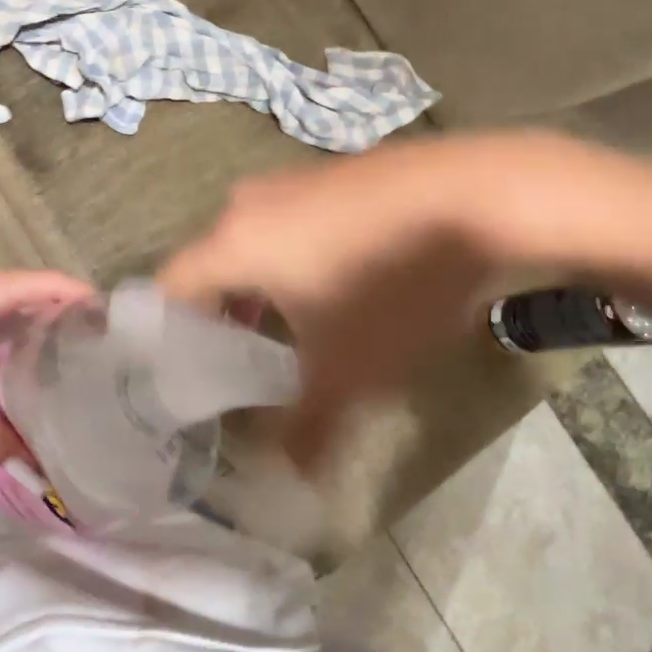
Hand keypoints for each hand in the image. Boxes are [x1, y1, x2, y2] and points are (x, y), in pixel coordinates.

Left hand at [0, 268, 95, 464]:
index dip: (86, 297)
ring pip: (23, 305)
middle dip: (73, 316)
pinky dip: (26, 332)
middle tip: (110, 349)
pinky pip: (6, 316)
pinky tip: (40, 363)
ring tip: (85, 358)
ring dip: (50, 324)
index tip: (119, 322)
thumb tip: (37, 476)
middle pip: (42, 293)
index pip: (52, 283)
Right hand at [157, 132, 591, 466]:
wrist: (484, 196)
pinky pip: (286, 222)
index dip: (166, 332)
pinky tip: (335, 284)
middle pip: (209, 266)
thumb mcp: (352, 369)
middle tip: (235, 363)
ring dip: (257, 286)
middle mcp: (245, 205)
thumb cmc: (394, 284)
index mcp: (231, 244)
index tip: (181, 371)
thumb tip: (288, 477)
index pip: (168, 287)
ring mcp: (289, 182)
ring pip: (249, 242)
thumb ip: (308, 428)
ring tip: (286, 330)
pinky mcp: (328, 174)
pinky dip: (290, 256)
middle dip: (217, 315)